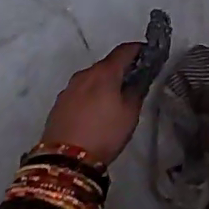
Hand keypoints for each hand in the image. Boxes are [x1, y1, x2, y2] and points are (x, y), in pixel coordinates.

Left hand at [38, 43, 146, 164]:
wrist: (66, 158)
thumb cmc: (104, 134)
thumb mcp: (130, 115)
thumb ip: (137, 91)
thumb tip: (139, 78)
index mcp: (104, 72)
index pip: (124, 50)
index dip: (138, 50)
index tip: (148, 54)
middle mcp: (85, 74)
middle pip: (106, 64)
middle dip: (121, 68)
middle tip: (134, 80)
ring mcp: (70, 87)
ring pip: (92, 78)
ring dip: (104, 82)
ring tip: (115, 98)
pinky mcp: (60, 102)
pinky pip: (80, 90)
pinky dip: (91, 93)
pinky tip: (95, 109)